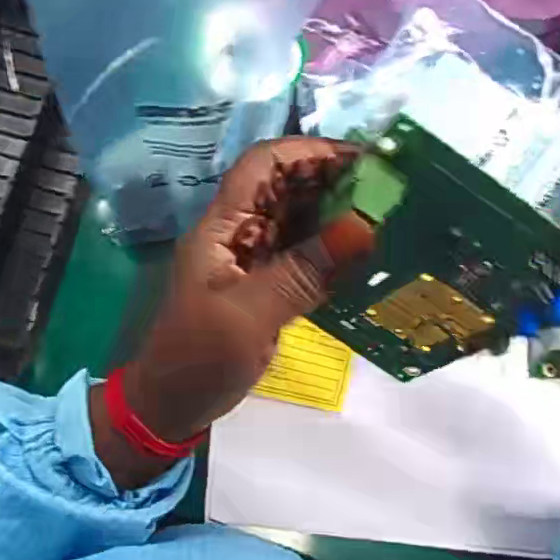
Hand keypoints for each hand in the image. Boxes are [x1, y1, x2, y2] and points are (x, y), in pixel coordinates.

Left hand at [93, 137, 364, 486]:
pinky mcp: (261, 292)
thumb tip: (366, 226)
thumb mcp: (249, 316)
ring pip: (295, 223)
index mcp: (221, 231)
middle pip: (283, 190)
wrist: (169, 406)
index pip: (262, 167)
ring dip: (335, 216)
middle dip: (332, 181)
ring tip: (388, 218)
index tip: (364, 161)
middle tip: (390, 191)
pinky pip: (299, 260)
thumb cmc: (197, 360)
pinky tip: (364, 259)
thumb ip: (303, 273)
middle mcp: (235, 238)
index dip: (309, 153)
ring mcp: (248, 265)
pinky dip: (329, 254)